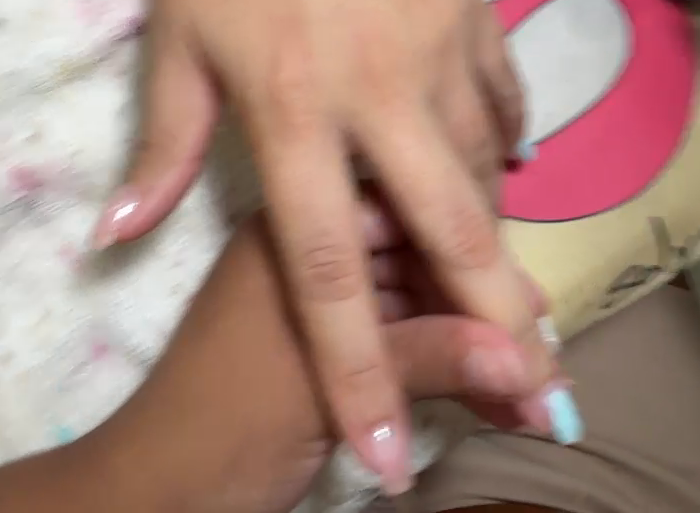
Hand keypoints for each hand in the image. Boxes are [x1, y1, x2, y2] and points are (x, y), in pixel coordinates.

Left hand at [83, 218, 548, 512]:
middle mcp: (306, 221)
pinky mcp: (323, 290)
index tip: (532, 321)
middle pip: (416, 248)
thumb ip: (422, 362)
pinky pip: (401, 303)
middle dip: (484, 303)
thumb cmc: (217, 419)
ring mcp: (316, 252)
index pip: (397, 222)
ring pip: (416, 276)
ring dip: (473, 324)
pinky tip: (494, 364)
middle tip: (546, 354)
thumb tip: (526, 366)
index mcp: (287, 222)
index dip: (469, 270)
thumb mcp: (319, 390)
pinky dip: (446, 337)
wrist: (152, 478)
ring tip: (536, 368)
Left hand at [96, 0, 557, 491]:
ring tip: (493, 273)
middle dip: (491, 321)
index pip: (322, 266)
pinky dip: (500, 145)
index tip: (386, 458)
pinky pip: (503, 102)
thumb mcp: (176, 39)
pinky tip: (495, 163)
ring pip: (485, 167)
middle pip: (447, 229)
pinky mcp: (475, 11)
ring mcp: (439, 48)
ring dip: (488, 227)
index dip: (355, 372)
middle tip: (533, 390)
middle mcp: (378, 90)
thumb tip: (118, 237)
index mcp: (292, 106)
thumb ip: (163, 147)